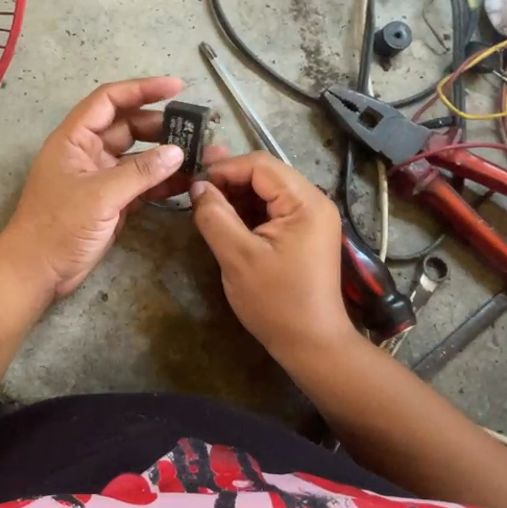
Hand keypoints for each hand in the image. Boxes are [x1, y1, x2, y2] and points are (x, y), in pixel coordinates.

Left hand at [0, 77, 191, 297]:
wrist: (37, 271)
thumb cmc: (57, 227)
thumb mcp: (99, 196)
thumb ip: (139, 172)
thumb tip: (177, 152)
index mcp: (74, 139)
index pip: (109, 100)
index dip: (142, 89)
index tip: (177, 86)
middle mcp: (88, 152)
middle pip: (129, 127)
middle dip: (162, 127)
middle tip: (197, 132)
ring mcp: (100, 178)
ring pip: (138, 157)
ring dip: (166, 156)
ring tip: (200, 156)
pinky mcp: (110, 203)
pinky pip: (140, 184)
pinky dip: (161, 183)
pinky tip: (186, 183)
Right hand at [190, 151, 353, 358]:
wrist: (310, 342)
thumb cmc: (276, 300)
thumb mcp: (237, 257)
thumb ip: (215, 216)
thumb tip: (197, 187)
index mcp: (305, 202)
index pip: (260, 165)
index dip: (225, 168)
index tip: (194, 184)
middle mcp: (313, 203)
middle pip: (265, 174)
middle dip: (229, 178)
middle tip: (193, 185)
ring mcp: (310, 219)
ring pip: (266, 192)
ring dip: (235, 194)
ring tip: (203, 200)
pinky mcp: (303, 235)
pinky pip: (271, 211)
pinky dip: (246, 211)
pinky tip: (223, 217)